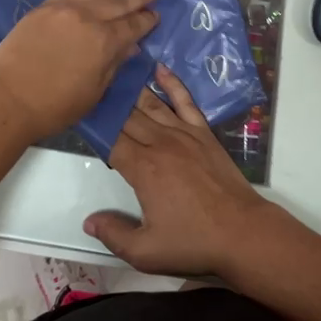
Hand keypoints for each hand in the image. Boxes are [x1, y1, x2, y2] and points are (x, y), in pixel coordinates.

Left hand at [0, 0, 157, 141]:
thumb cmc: (54, 106)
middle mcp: (88, 17)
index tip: (156, 15)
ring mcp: (65, 7)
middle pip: (119, 1)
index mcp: (104, 41)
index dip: (147, 20)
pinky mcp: (46, 6)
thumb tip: (131, 47)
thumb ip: (114, 65)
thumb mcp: (93, 92)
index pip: (133, 25)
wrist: (7, 98)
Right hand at [84, 65, 283, 279]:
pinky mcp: (203, 132)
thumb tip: (88, 221)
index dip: (94, 127)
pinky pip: (185, 101)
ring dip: (133, 88)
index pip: (111, 140)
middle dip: (108, 102)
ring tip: (116, 71)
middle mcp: (160, 143)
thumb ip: (114, 234)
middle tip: (91, 86)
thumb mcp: (146, 252)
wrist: (241, 232)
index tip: (78, 114)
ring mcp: (184, 134)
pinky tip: (159, 69)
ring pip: (152, 105)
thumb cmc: (193, 243)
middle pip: (128, 117)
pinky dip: (172, 83)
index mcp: (143, 169)